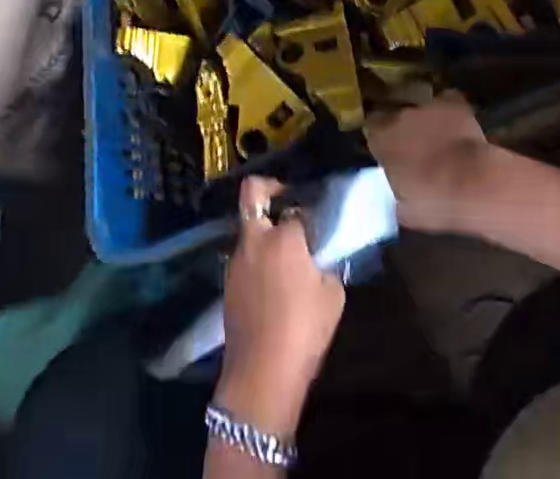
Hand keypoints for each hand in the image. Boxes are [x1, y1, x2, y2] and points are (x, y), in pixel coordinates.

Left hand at [217, 176, 344, 434]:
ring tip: (285, 256)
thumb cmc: (304, 330)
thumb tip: (318, 257)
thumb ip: (326, 264)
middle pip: (252, 193)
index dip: (308, 209)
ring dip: (264, 232)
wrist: (262, 372)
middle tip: (286, 200)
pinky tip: (273, 283)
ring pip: (248, 230)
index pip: (296, 207)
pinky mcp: (227, 281)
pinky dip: (257, 259)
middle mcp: (255, 240)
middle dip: (268, 187)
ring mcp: (236, 260)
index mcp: (283, 238)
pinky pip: (244, 257)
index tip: (318, 217)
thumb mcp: (332, 295)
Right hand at [364, 93, 495, 232]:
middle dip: (405, 130)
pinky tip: (459, 125)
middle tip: (417, 150)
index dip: (380, 137)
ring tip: (441, 139)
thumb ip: (391, 192)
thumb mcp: (402, 208)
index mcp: (381, 138)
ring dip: (428, 122)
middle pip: (397, 117)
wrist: (474, 187)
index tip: (388, 150)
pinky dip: (452, 111)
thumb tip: (392, 192)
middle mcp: (399, 116)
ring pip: (423, 110)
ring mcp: (428, 107)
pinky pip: (449, 101)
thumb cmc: (433, 202)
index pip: (371, 127)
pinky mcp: (455, 104)